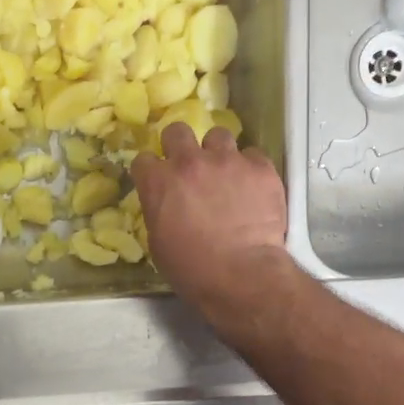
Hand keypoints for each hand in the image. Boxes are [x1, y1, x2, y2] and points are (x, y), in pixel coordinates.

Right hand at [132, 122, 289, 315]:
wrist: (241, 273)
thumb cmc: (190, 268)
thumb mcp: (157, 241)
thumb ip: (159, 211)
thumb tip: (167, 204)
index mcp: (158, 183)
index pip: (143, 160)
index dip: (149, 170)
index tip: (155, 180)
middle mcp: (190, 162)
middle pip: (177, 131)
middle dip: (179, 145)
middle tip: (187, 165)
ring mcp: (228, 161)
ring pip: (218, 136)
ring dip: (217, 152)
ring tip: (224, 172)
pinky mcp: (260, 168)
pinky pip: (252, 155)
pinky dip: (249, 168)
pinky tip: (251, 187)